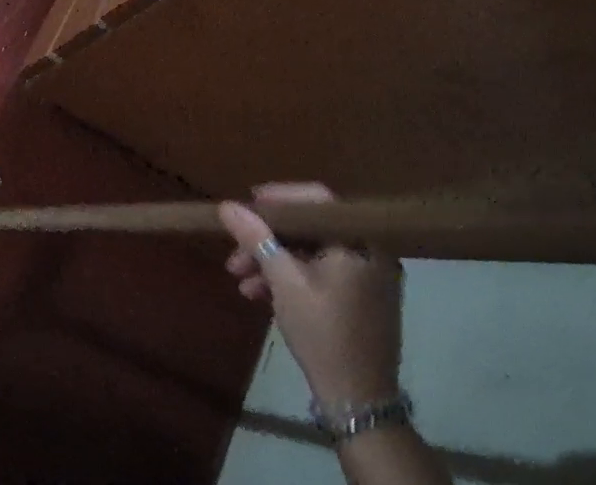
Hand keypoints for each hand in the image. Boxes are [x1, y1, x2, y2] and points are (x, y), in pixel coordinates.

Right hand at [219, 183, 403, 405]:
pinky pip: (319, 274)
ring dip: (271, 262)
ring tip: (239, 281)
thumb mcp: (284, 282)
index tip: (247, 203)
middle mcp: (369, 253)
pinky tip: (259, 294)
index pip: (318, 201)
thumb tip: (227, 206)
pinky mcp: (358, 299)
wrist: (358, 397)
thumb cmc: (323, 332)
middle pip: (310, 230)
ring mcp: (366, 278)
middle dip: (266, 240)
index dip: (279, 198)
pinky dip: (288, 278)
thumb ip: (257, 239)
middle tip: (234, 254)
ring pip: (309, 254)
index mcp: (360, 244)